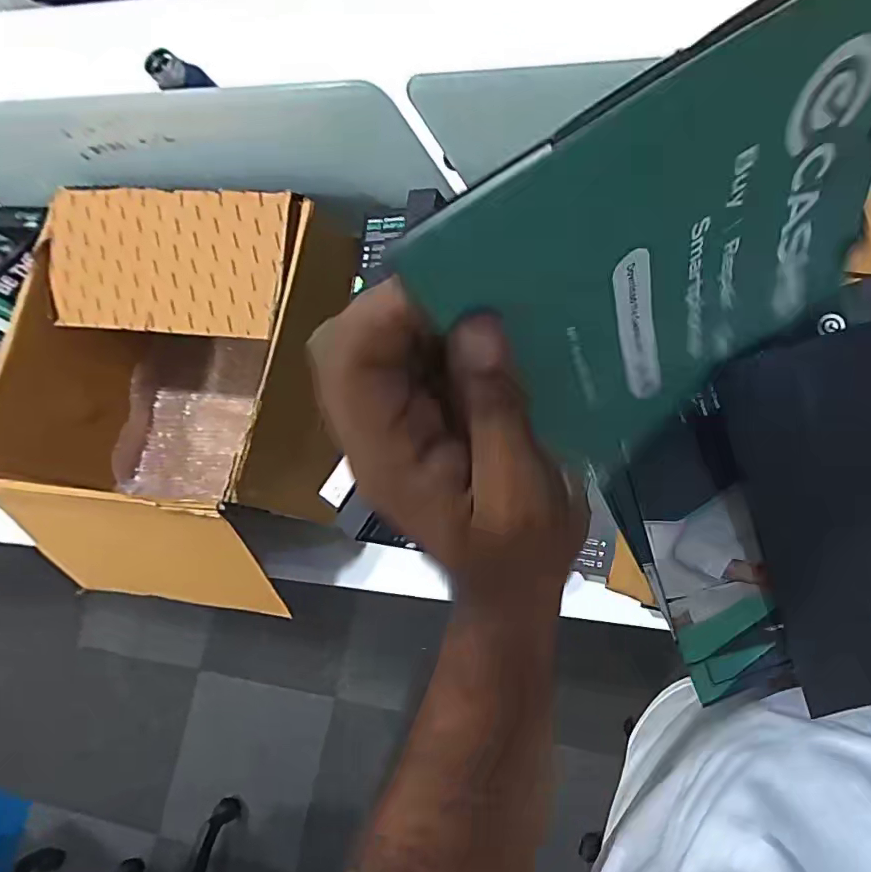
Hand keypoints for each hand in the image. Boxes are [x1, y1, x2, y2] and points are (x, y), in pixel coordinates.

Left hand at [308, 280, 587, 611]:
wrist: (511, 589)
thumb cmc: (517, 557)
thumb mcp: (520, 495)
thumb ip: (497, 415)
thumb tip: (480, 326)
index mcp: (385, 457)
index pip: (350, 362)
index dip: (389, 310)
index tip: (459, 281)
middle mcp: (374, 431)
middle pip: (356, 341)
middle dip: (413, 303)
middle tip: (483, 287)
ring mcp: (394, 422)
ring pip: (387, 342)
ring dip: (436, 314)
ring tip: (496, 303)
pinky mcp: (421, 417)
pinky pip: (421, 358)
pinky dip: (453, 334)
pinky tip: (496, 335)